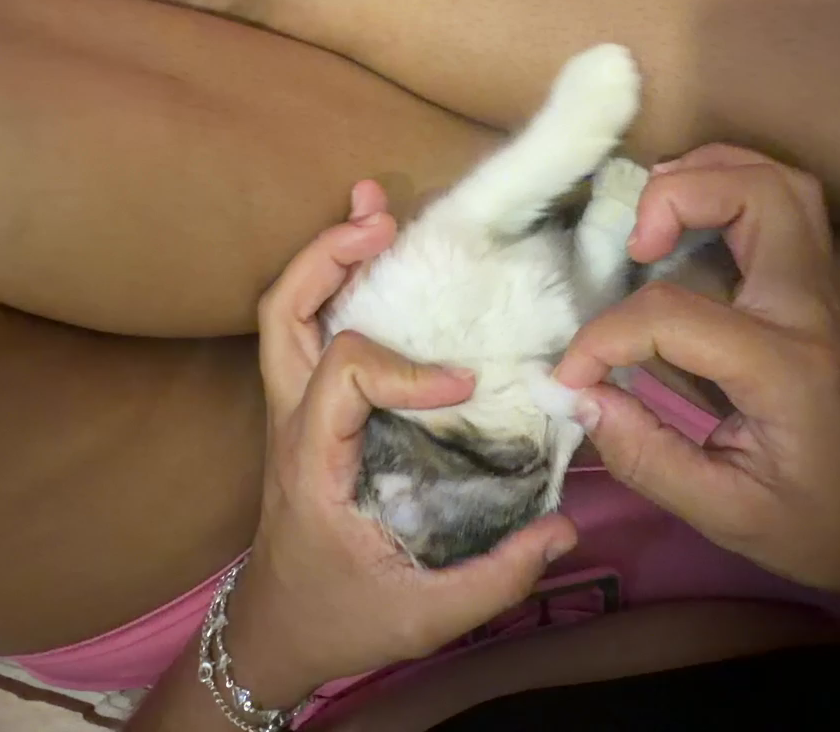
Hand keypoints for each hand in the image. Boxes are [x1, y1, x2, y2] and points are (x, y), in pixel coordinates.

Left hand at [225, 182, 577, 704]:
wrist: (275, 630)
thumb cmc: (339, 617)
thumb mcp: (421, 615)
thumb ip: (496, 576)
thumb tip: (564, 526)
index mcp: (312, 460)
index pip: (346, 377)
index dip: (406, 368)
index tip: (462, 386)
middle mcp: (292, 420)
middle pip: (284, 314)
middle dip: (329, 257)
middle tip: (382, 220)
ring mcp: (293, 408)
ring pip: (286, 311)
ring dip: (327, 255)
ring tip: (375, 209)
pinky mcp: (308, 405)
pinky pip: (311, 329)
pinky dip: (334, 282)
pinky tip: (372, 254)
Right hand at [555, 145, 839, 599]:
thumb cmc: (821, 526)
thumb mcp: (726, 516)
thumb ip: (646, 456)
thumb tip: (580, 395)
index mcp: (786, 369)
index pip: (675, 314)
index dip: (603, 338)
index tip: (571, 377)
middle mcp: (808, 311)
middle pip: (763, 194)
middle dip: (679, 195)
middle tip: (633, 245)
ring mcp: (816, 291)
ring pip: (780, 183)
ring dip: (708, 174)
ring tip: (651, 217)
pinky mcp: (809, 289)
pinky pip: (777, 206)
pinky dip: (722, 190)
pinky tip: (678, 225)